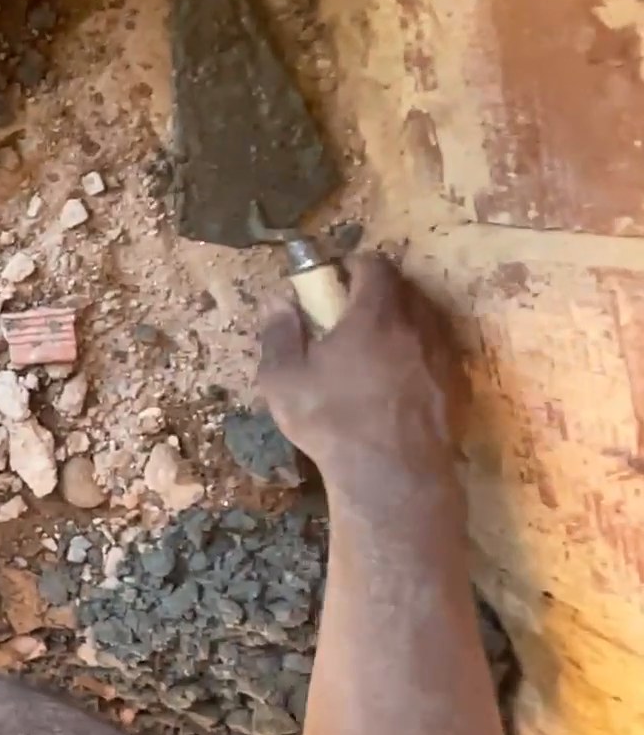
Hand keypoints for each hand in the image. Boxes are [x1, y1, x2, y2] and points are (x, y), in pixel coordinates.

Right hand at [257, 252, 463, 482]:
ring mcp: (442, 354)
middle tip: (342, 309)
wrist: (391, 469)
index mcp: (373, 318)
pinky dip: (412, 346)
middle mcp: (416, 327)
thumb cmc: (328, 417)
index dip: (351, 264)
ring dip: (396, 317)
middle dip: (373, 289)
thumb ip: (280, 333)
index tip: (330, 276)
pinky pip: (435, 347)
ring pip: (423, 317)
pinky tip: (389, 372)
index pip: (374, 268)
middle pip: (403, 288)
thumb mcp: (282, 376)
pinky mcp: (456, 381)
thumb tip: (279, 300)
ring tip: (366, 340)